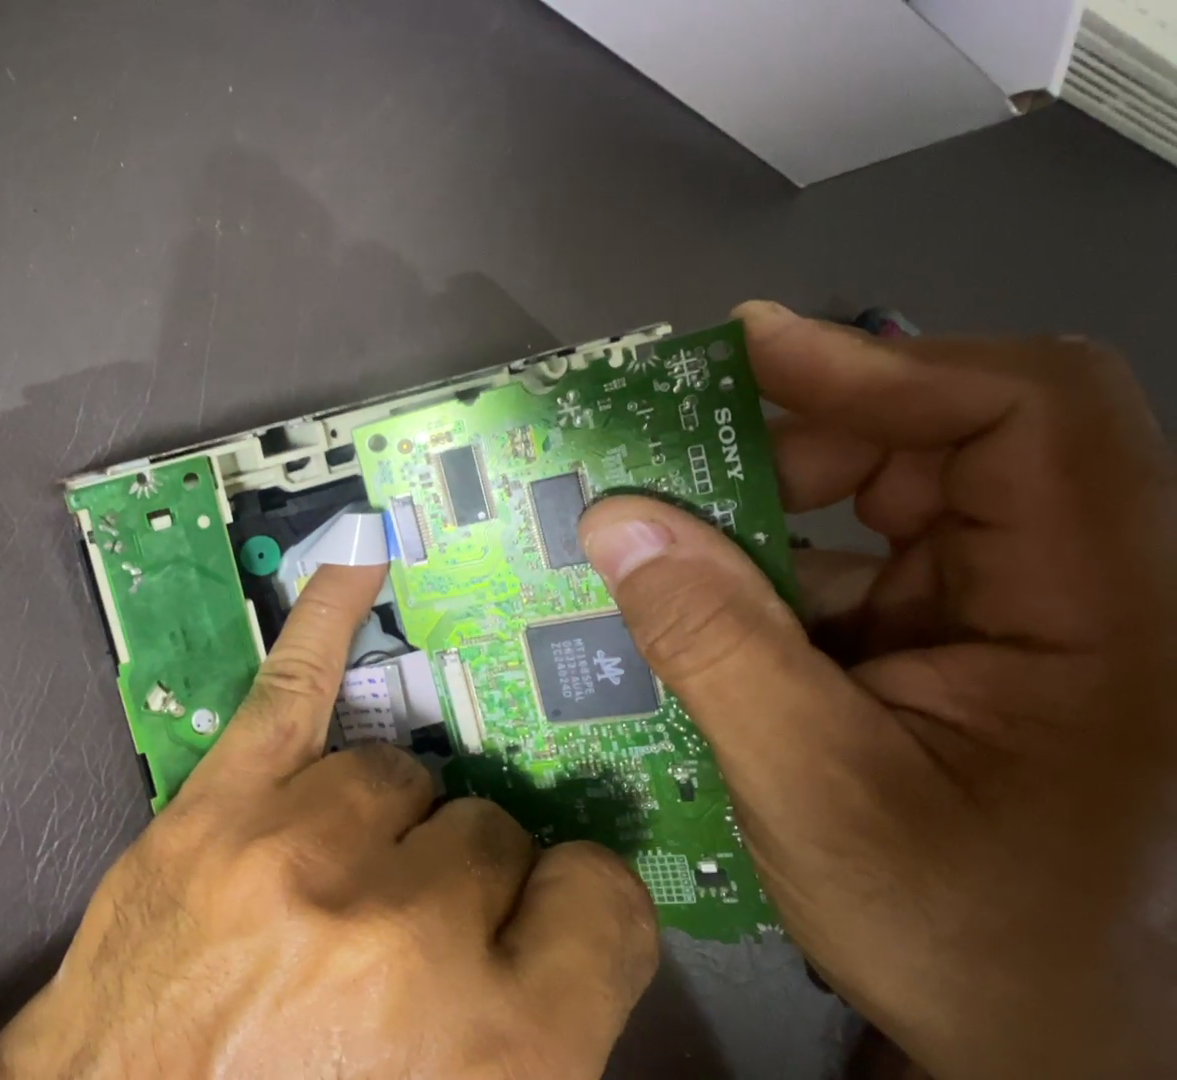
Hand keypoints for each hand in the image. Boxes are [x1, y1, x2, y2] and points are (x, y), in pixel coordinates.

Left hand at [0, 564, 657, 1079]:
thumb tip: (563, 907)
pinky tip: (362, 562)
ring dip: (386, 817)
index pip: (604, 906)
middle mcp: (407, 934)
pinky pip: (292, 686)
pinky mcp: (217, 810)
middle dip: (457, 873)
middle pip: (488, 828)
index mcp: (503, 1043)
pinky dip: (329, 617)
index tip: (540, 915)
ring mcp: (300, 856)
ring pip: (399, 773)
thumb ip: (541, 1018)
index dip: (571, 907)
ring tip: (345, 872)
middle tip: (405, 925)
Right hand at [578, 303, 1176, 1078]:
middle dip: (800, 438)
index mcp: (1096, 608)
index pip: (1029, 416)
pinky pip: (843, 569)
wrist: (1025, 1038)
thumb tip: (613, 519)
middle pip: (944, 441)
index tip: (744, 352)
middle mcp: (1064, 588)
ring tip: (659, 531)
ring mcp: (1000, 618)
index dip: (887, 364)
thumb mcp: (816, 785)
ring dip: (764, 505)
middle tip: (674, 459)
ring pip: (881, 503)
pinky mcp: (941, 650)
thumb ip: (716, 643)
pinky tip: (685, 600)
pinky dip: (757, 568)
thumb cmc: (957, 926)